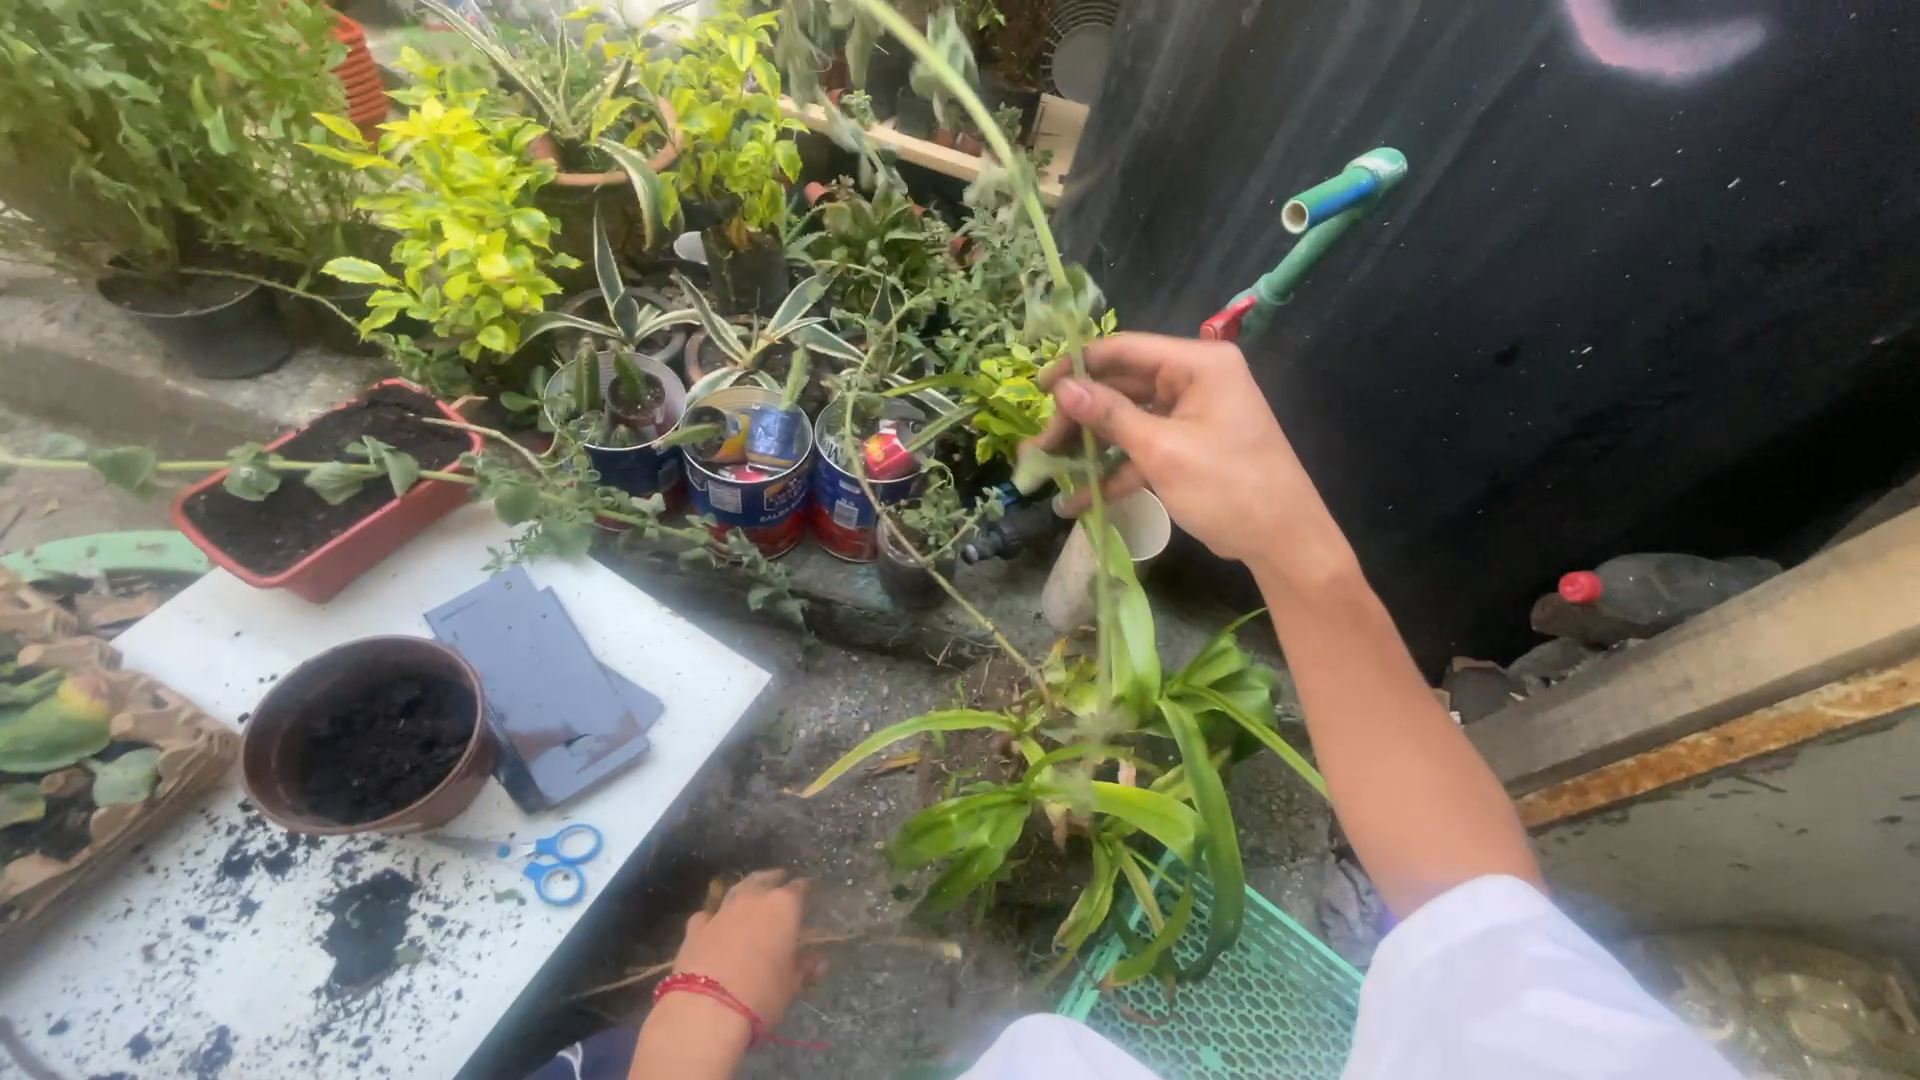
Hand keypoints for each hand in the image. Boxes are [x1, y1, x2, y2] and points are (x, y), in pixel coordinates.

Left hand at [670, 870, 823, 1027]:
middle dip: (774, 879)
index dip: (804, 890)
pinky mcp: (696, 929)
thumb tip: (820, 962)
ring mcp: (722, 911)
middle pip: (765, 879)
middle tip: (779, 880)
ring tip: (749, 894)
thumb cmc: (761, 994)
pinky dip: (713, 917)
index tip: (807, 893)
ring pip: (736, 890)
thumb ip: (806, 969)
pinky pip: (707, 915)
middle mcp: (753, 899)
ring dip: (745, 890)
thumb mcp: (791, 985)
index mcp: (783, 907)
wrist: (706, 1011)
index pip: (799, 888)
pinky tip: (713, 924)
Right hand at [1031, 333, 1350, 585]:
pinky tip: (1077, 500)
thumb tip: (1063, 387)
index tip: (1040, 389)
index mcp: (1198, 365)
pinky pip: (1140, 450)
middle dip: (1079, 417)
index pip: (1126, 350)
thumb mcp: (1164, 451)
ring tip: (1046, 469)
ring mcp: (1188, 416)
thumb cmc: (1229, 486)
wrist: (1283, 540)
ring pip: (1125, 421)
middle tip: (1040, 445)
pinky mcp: (1185, 448)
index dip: (1079, 366)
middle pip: (1120, 387)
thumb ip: (1111, 416)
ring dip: (1088, 447)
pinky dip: (1112, 472)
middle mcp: (1192, 381)